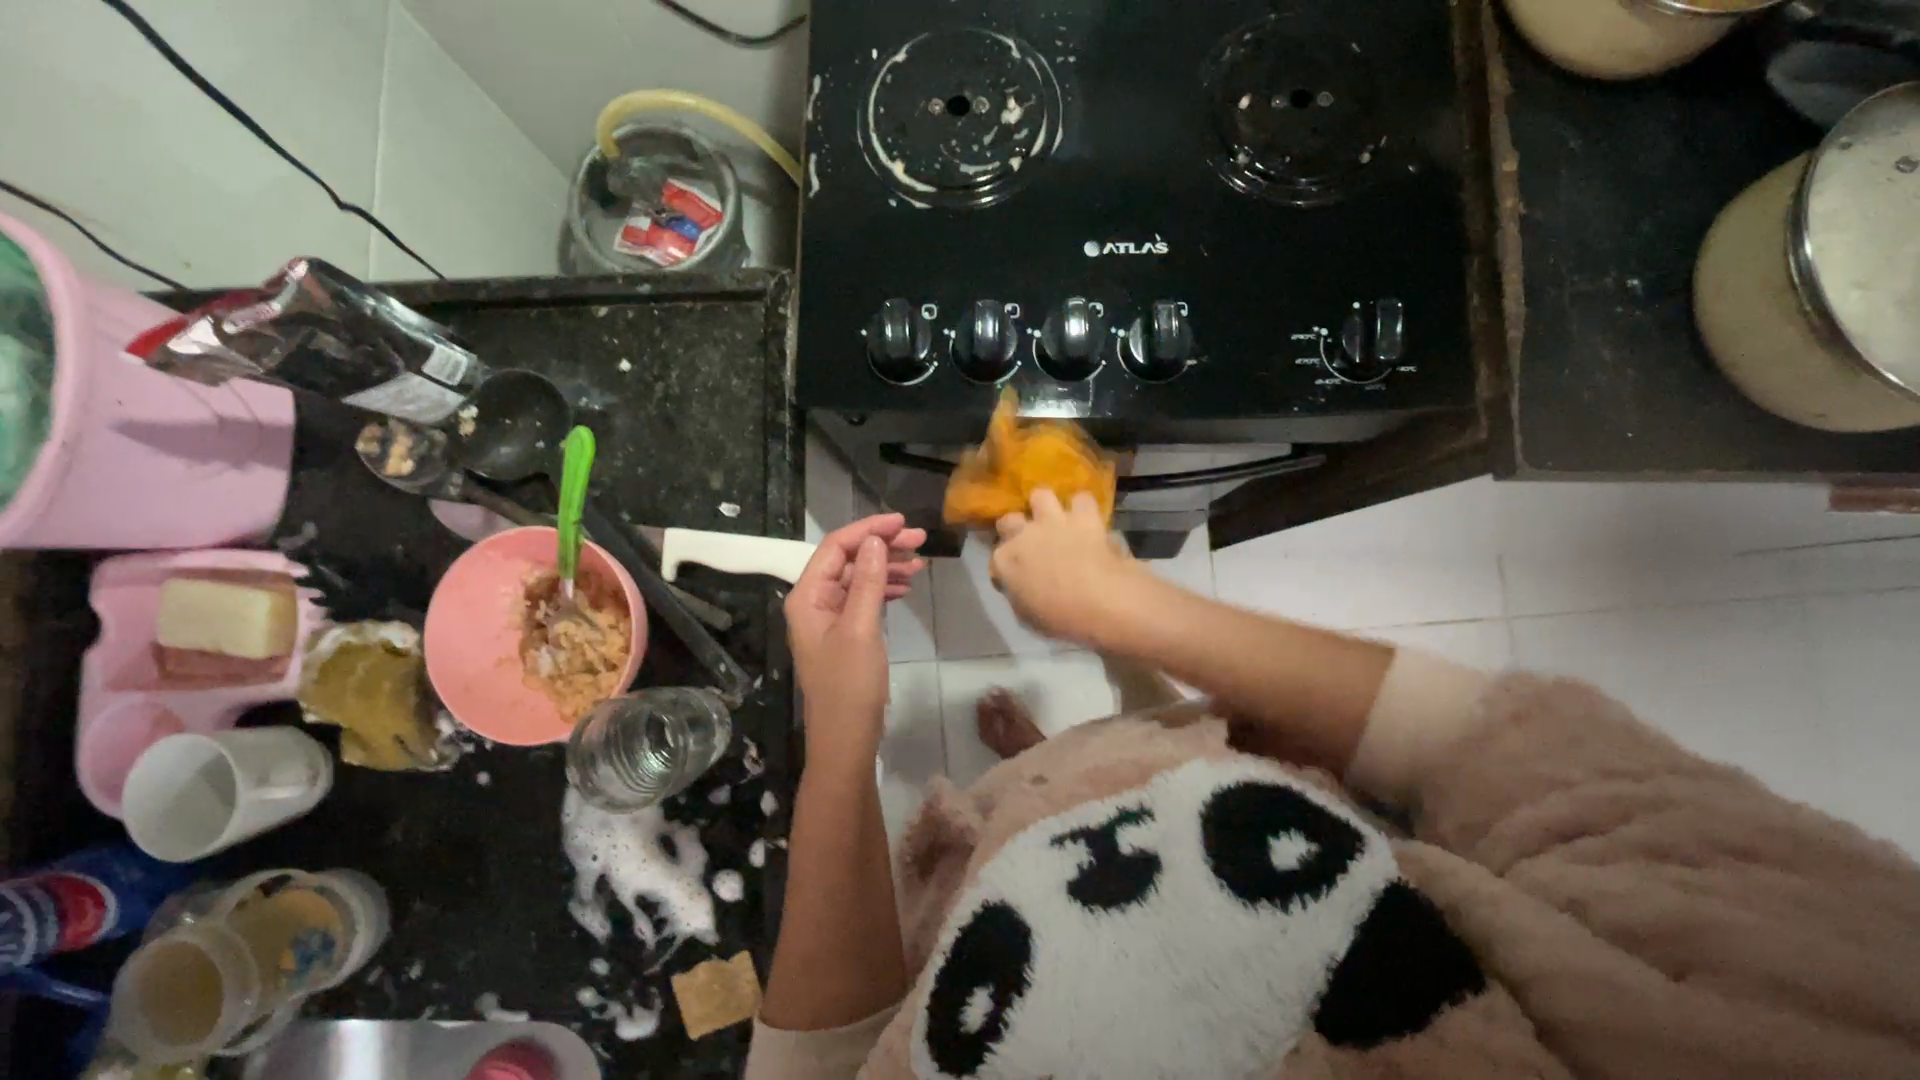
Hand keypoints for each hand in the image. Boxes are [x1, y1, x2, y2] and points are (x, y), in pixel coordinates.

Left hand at [784, 514, 926, 763]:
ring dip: (887, 567)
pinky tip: (906, 587)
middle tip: (920, 539)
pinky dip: (884, 589)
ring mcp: (828, 619)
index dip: (868, 529)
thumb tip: (876, 540)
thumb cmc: (850, 684)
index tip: (902, 521)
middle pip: (848, 560)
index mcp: (807, 597)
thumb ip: (868, 582)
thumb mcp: (861, 629)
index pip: (835, 548)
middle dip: (882, 546)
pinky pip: (863, 600)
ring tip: (920, 563)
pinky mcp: (844, 635)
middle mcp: (813, 602)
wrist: (846, 738)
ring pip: (858, 579)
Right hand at [990, 489, 1150, 648]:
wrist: (1100, 601)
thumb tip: (1022, 588)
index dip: (1006, 566)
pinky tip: (1088, 518)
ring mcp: (1053, 521)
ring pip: (1041, 495)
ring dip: (1046, 506)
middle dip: (1016, 527)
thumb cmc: (1060, 618)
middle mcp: (1023, 535)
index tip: (1015, 576)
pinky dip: (1084, 509)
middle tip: (1030, 541)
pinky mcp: (1084, 516)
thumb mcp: (1028, 617)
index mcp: (1005, 562)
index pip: (996, 558)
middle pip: (1008, 520)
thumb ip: (1019, 595)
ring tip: (1056, 518)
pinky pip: (1081, 500)